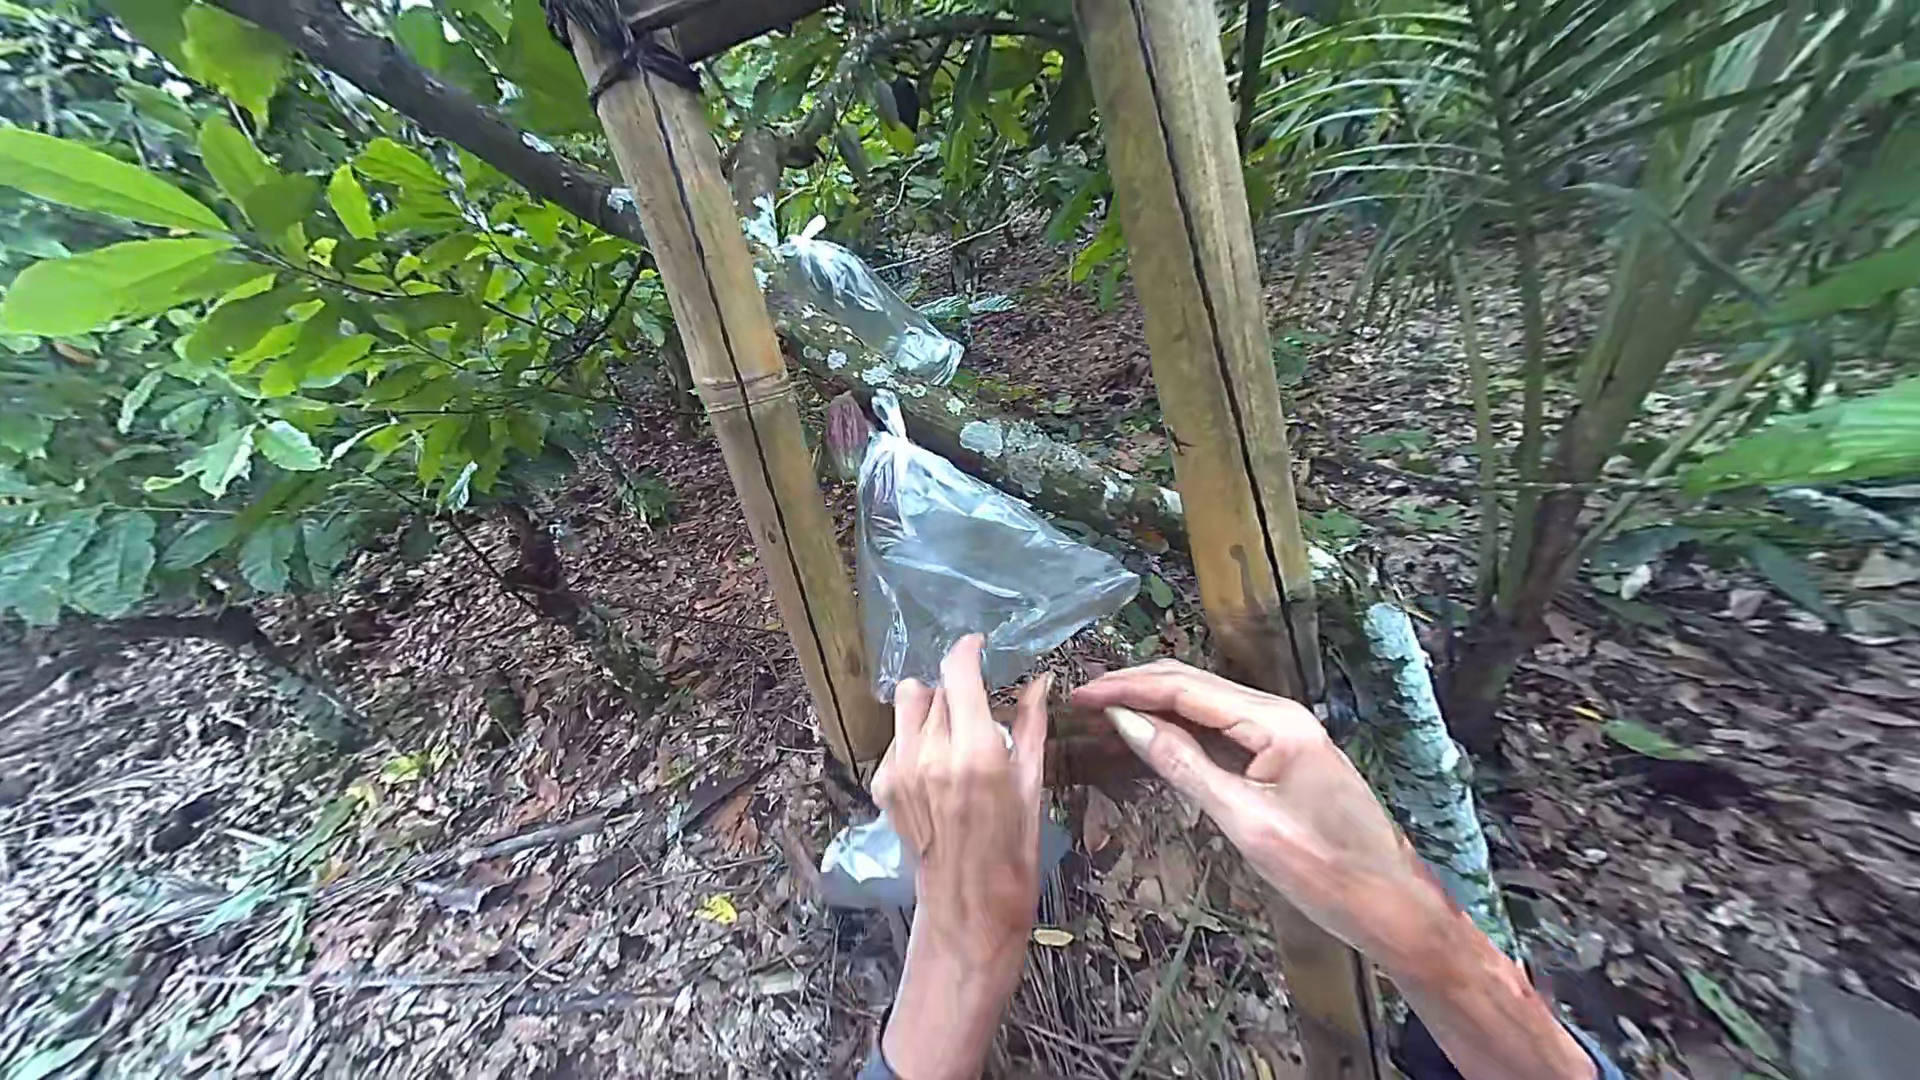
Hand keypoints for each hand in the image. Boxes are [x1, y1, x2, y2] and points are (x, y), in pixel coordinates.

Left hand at [872, 635, 1048, 1078]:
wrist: (968, 910)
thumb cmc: (1013, 851)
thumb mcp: (1031, 785)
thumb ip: (1031, 724)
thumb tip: (1040, 680)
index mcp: (976, 752)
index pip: (958, 671)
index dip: (967, 649)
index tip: (978, 645)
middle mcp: (931, 754)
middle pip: (933, 685)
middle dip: (957, 687)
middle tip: (976, 709)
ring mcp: (901, 770)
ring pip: (908, 704)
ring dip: (931, 705)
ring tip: (951, 731)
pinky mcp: (883, 785)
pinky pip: (896, 736)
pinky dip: (915, 736)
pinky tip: (935, 766)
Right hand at [1073, 660, 1595, 1079]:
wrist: (1401, 914)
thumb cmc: (1327, 875)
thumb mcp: (1246, 822)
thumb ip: (1182, 764)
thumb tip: (1124, 720)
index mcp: (1273, 721)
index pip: (1183, 688)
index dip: (1127, 687)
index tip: (1082, 694)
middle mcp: (1276, 711)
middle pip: (1191, 682)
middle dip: (1134, 684)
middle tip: (1085, 696)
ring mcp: (1279, 729)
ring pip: (1202, 699)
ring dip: (1152, 699)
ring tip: (1106, 706)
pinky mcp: (1278, 749)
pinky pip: (1216, 724)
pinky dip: (1176, 722)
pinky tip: (1151, 729)